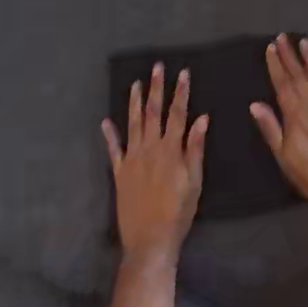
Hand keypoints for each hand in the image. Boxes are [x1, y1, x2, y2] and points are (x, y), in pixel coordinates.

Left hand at [102, 64, 209, 260]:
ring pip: (133, 124)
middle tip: (157, 67)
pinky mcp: (119, 172)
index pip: (178, 114)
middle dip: (156, 88)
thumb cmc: (178, 212)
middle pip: (153, 112)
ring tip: (135, 83)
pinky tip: (105, 121)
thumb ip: (195, 148)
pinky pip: (113, 149)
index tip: (183, 73)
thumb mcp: (195, 181)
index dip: (181, 93)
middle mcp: (150, 148)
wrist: (150, 239)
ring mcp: (132, 158)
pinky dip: (110, 134)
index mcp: (170, 149)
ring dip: (134, 102)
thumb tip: (202, 118)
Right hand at [250, 35, 307, 208]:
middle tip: (282, 36)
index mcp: (293, 113)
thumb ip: (270, 127)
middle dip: (289, 54)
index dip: (275, 64)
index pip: (282, 83)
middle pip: (298, 74)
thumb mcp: (282, 154)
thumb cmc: (307, 172)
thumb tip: (254, 104)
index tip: (270, 47)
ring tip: (303, 41)